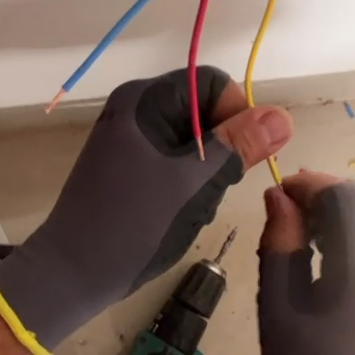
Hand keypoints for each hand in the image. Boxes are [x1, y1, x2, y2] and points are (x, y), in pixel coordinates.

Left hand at [0, 67, 291, 354]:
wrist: (72, 271)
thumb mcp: (195, 184)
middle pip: (203, 111)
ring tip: (191, 208)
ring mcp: (126, 140)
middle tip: (213, 189)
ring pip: (191, 142)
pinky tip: (177, 213)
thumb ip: (239, 146)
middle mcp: (133, 110)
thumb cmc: (134, 224)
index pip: (213, 83)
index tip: (241, 156)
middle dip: (221, 150)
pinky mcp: (124, 167)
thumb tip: (282, 117)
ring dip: (205, 173)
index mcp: (144, 100)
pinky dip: (185, 184)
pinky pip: (171, 162)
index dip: (237, 114)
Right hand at [258, 172, 354, 354]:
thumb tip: (278, 196)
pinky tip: (340, 263)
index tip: (280, 194)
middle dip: (334, 192)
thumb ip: (279, 246)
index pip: (347, 198)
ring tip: (314, 237)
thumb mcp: (278, 311)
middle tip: (296, 212)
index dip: (311, 185)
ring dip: (353, 213)